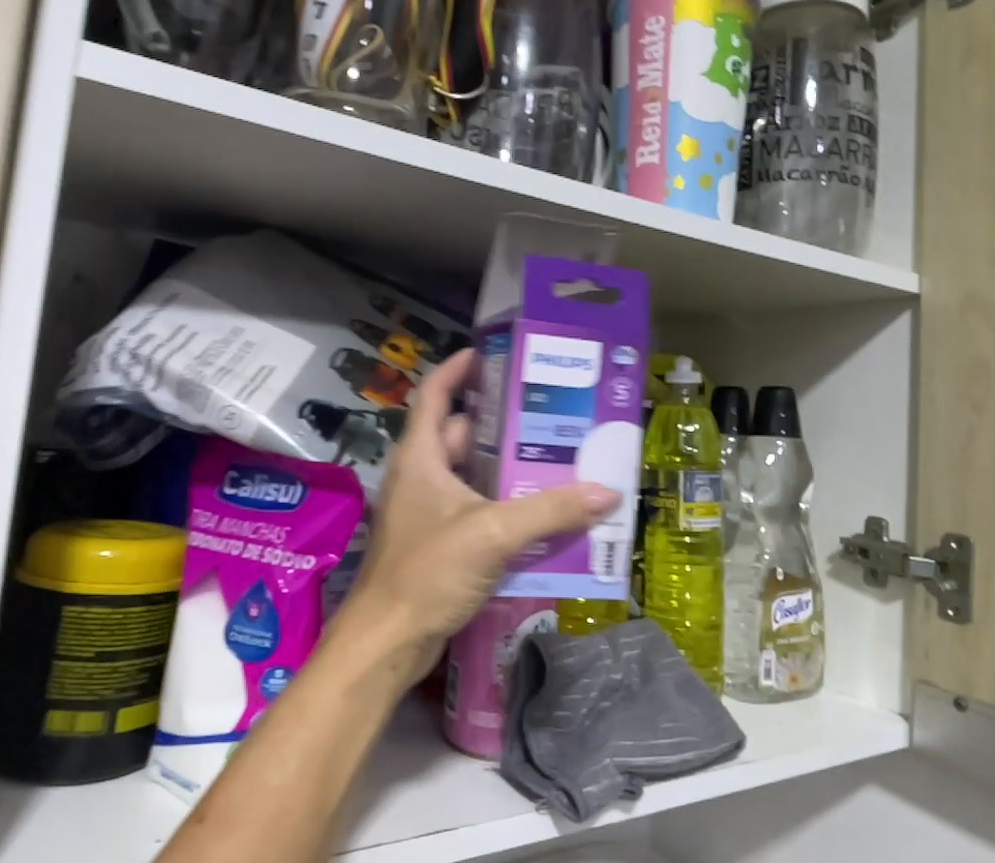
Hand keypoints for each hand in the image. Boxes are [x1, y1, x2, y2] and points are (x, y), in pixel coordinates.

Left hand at [337, 349, 620, 677]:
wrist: (388, 641)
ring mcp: (427, 512)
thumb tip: (606, 490)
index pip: (434, 395)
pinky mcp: (438, 543)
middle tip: (542, 407)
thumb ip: (549, 511)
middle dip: (495, 418)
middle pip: (456, 432)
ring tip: (550, 452)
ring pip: (467, 473)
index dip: (457, 370)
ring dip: (501, 463)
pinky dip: (500, 501)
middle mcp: (420, 477)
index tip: (489, 353)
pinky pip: (473, 508)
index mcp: (420, 457)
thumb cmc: (428, 571)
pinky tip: (536, 508)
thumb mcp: (492, 534)